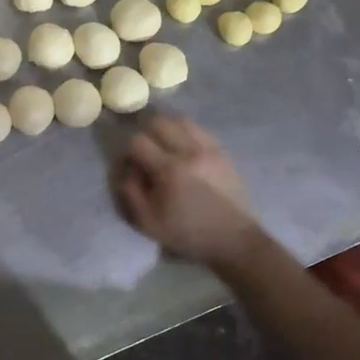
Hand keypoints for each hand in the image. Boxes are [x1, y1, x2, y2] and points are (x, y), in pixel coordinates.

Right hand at [116, 114, 266, 270]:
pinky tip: (183, 148)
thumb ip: (129, 189)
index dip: (128, 149)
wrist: (233, 240)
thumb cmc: (187, 233)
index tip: (131, 162)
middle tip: (145, 148)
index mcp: (170, 170)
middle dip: (146, 131)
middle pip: (159, 121)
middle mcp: (190, 152)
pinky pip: (199, 129)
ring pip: (181, 119)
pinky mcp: (223, 152)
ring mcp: (210, 149)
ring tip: (163, 144)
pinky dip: (185, 133)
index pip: (138, 140)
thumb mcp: (147, 221)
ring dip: (167, 128)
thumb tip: (126, 166)